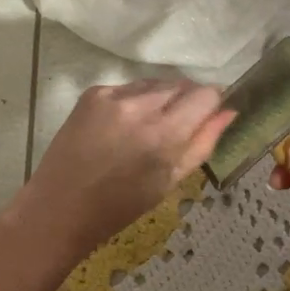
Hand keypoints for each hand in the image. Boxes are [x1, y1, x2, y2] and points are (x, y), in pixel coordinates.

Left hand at [14, 79, 236, 256]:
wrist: (59, 207)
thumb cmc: (120, 207)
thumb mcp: (169, 182)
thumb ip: (202, 143)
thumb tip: (229, 111)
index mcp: (163, 134)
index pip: (205, 95)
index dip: (213, 103)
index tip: (209, 116)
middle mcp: (139, 106)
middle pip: (181, 84)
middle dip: (188, 101)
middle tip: (180, 127)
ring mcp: (112, 96)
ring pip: (155, 83)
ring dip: (162, 98)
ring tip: (150, 128)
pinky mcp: (92, 93)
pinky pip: (128, 88)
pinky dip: (135, 101)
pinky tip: (125, 125)